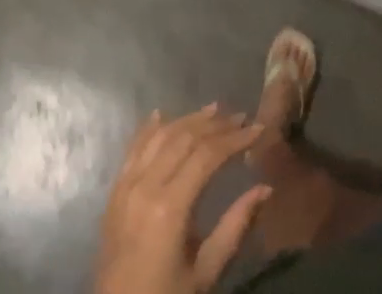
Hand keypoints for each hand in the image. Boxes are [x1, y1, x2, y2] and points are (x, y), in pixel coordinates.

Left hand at [95, 105, 270, 293]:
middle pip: (183, 139)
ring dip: (187, 120)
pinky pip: (133, 149)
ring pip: (158, 137)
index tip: (259, 129)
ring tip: (213, 110)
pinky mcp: (115, 190)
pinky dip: (149, 128)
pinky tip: (161, 115)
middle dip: (215, 125)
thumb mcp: (207, 270)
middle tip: (242, 118)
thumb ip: (236, 226)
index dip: (234, 139)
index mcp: (169, 206)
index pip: (206, 156)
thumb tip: (266, 189)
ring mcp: (125, 185)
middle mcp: (144, 185)